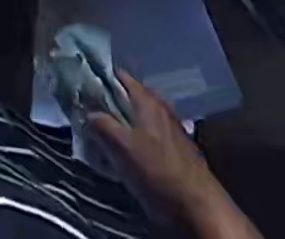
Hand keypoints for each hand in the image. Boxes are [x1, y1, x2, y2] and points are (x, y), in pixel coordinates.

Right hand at [90, 73, 227, 221]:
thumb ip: (101, 122)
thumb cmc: (159, 171)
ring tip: (105, 128)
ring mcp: (172, 128)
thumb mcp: (122, 146)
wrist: (203, 210)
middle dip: (109, 98)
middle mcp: (161, 108)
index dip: (98, 74)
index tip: (80, 81)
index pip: (119, 75)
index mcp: (148, 100)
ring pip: (139, 113)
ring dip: (122, 117)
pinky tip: (127, 147)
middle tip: (90, 107)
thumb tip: (87, 110)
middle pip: (129, 94)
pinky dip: (135, 132)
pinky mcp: (177, 148)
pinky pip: (148, 130)